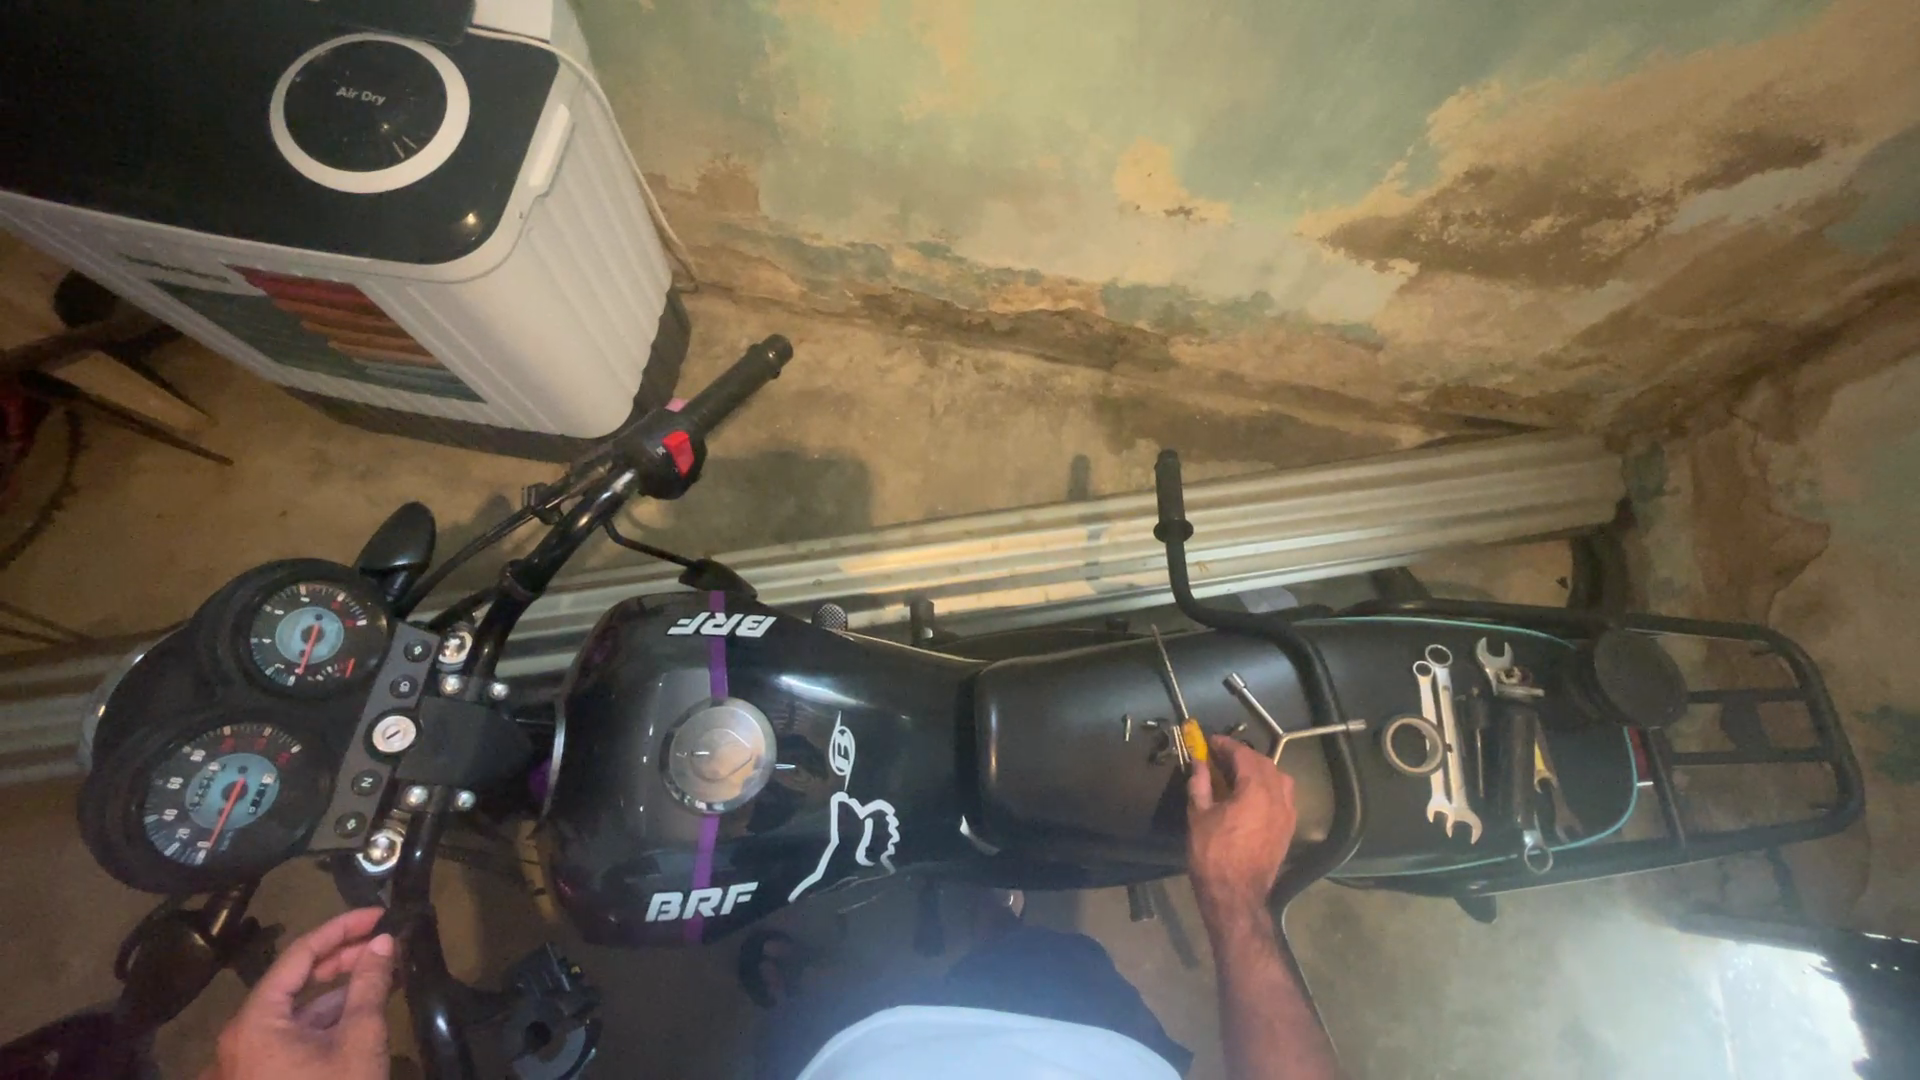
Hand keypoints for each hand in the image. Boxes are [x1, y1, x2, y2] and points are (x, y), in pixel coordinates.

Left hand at [203, 907, 394, 1079]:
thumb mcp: (360, 1036)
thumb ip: (370, 983)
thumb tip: (383, 941)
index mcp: (256, 1022)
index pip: (299, 955)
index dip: (341, 928)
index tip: (380, 914)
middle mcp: (240, 1038)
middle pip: (292, 979)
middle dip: (342, 956)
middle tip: (386, 942)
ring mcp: (245, 1063)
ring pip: (294, 1007)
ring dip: (338, 986)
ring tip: (384, 973)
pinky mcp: (259, 1079)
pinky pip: (291, 1033)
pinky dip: (327, 1015)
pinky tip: (363, 1009)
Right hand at [1187, 736, 1296, 921]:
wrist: (1236, 895)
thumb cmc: (1212, 854)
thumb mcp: (1199, 814)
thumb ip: (1200, 783)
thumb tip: (1199, 761)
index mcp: (1255, 791)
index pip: (1244, 755)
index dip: (1226, 745)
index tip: (1210, 741)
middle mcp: (1278, 798)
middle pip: (1264, 763)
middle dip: (1242, 755)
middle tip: (1220, 756)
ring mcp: (1287, 814)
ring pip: (1279, 778)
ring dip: (1259, 769)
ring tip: (1238, 773)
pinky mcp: (1289, 828)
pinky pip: (1284, 795)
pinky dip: (1269, 786)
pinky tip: (1252, 793)